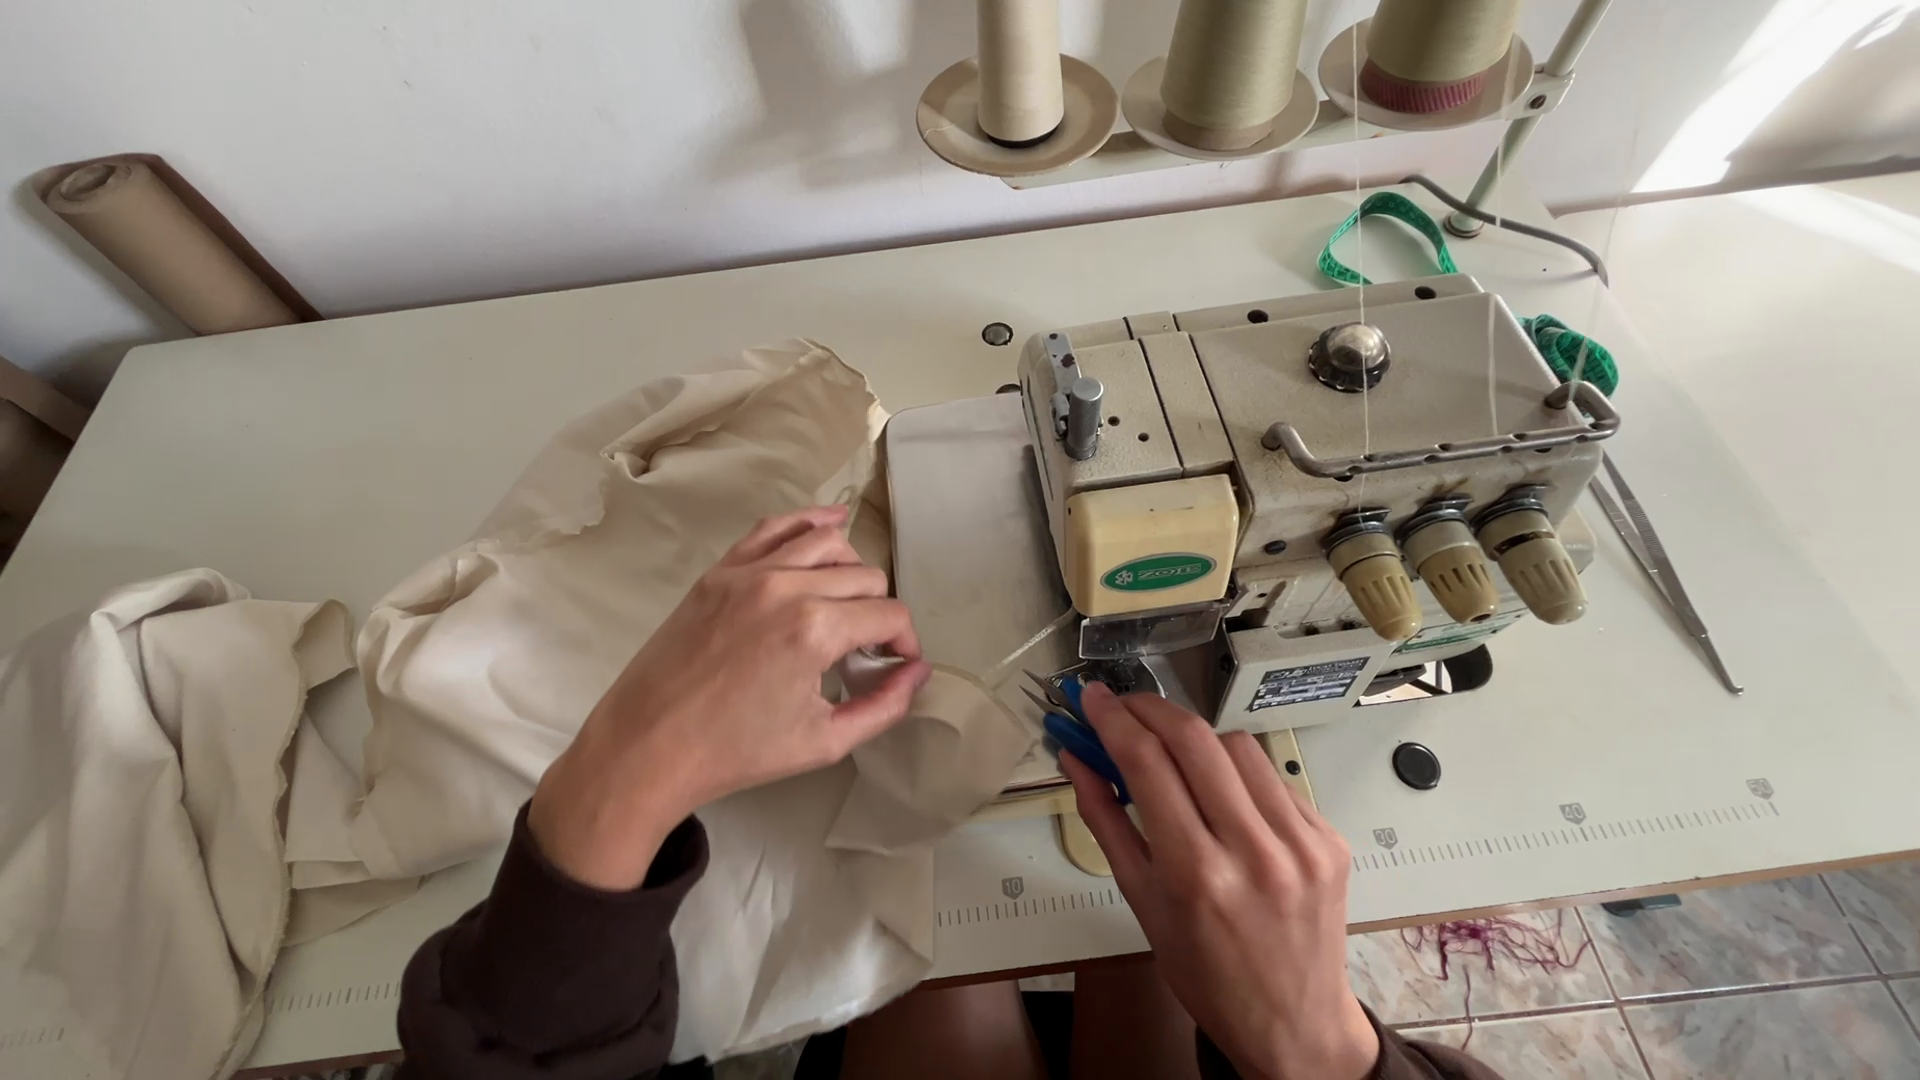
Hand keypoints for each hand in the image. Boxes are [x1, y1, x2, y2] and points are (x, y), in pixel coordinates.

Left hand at [529, 504, 930, 889]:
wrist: (646, 747)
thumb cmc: (736, 752)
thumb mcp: (824, 742)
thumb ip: (884, 706)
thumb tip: (917, 672)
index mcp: (815, 629)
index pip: (889, 613)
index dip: (904, 640)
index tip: (896, 663)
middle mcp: (786, 587)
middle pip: (865, 576)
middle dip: (878, 611)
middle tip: (866, 648)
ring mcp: (749, 572)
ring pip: (828, 542)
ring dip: (851, 570)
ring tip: (845, 604)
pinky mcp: (720, 571)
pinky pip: (775, 527)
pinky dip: (808, 522)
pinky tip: (830, 526)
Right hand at [1062, 684, 1377, 1079]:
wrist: (1296, 1026)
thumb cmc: (1205, 972)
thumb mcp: (1141, 901)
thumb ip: (1105, 820)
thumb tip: (1074, 759)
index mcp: (1196, 874)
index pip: (1147, 764)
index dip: (1112, 719)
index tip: (1092, 697)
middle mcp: (1254, 850)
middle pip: (1194, 738)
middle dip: (1149, 707)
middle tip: (1124, 707)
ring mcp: (1300, 841)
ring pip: (1236, 745)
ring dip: (1194, 737)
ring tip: (1173, 757)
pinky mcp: (1328, 837)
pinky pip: (1271, 776)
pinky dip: (1235, 770)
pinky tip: (1221, 794)